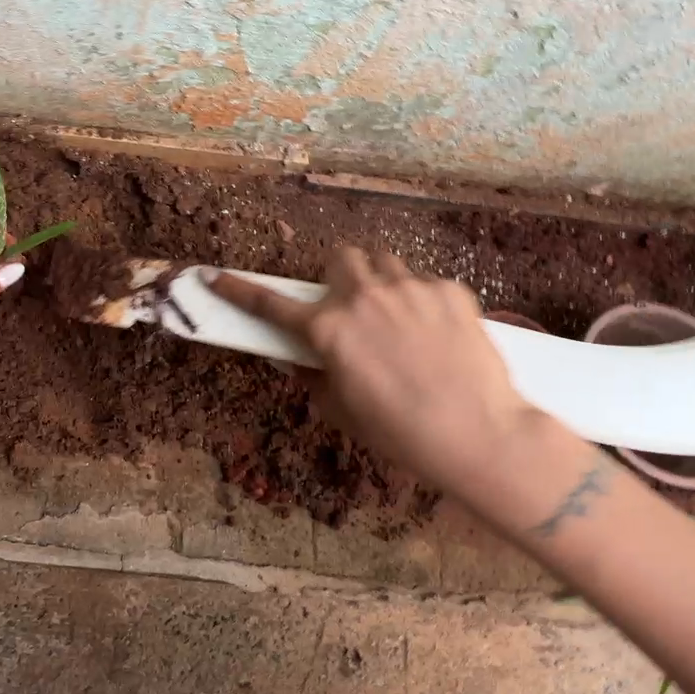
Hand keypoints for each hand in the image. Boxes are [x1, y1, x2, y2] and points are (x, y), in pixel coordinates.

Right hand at [206, 248, 555, 502]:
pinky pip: (425, 282)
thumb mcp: (342, 409)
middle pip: (339, 257)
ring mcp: (409, 289)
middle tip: (350, 304)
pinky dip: (422, 300)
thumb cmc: (400, 433)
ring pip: (383, 263)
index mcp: (327, 330)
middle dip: (339, 275)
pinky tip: (437, 333)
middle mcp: (362, 298)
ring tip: (397, 317)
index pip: (270, 303)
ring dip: (380, 282)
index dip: (238, 289)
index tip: (214, 276)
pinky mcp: (449, 290)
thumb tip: (299, 358)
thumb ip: (313, 375)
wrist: (480, 436)